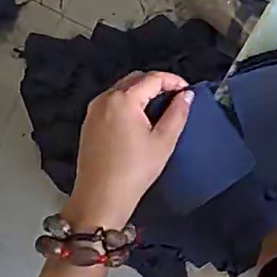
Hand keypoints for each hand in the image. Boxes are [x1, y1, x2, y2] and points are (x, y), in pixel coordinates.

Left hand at [63, 71, 192, 230]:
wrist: (101, 198)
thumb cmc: (133, 171)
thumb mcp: (163, 141)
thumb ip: (178, 113)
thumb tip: (186, 96)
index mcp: (123, 100)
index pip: (152, 79)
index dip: (173, 81)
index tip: (187, 90)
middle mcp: (104, 100)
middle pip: (135, 79)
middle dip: (157, 83)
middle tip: (176, 97)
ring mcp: (93, 111)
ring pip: (122, 90)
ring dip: (142, 92)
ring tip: (161, 108)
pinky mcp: (89, 124)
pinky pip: (111, 103)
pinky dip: (128, 103)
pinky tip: (141, 119)